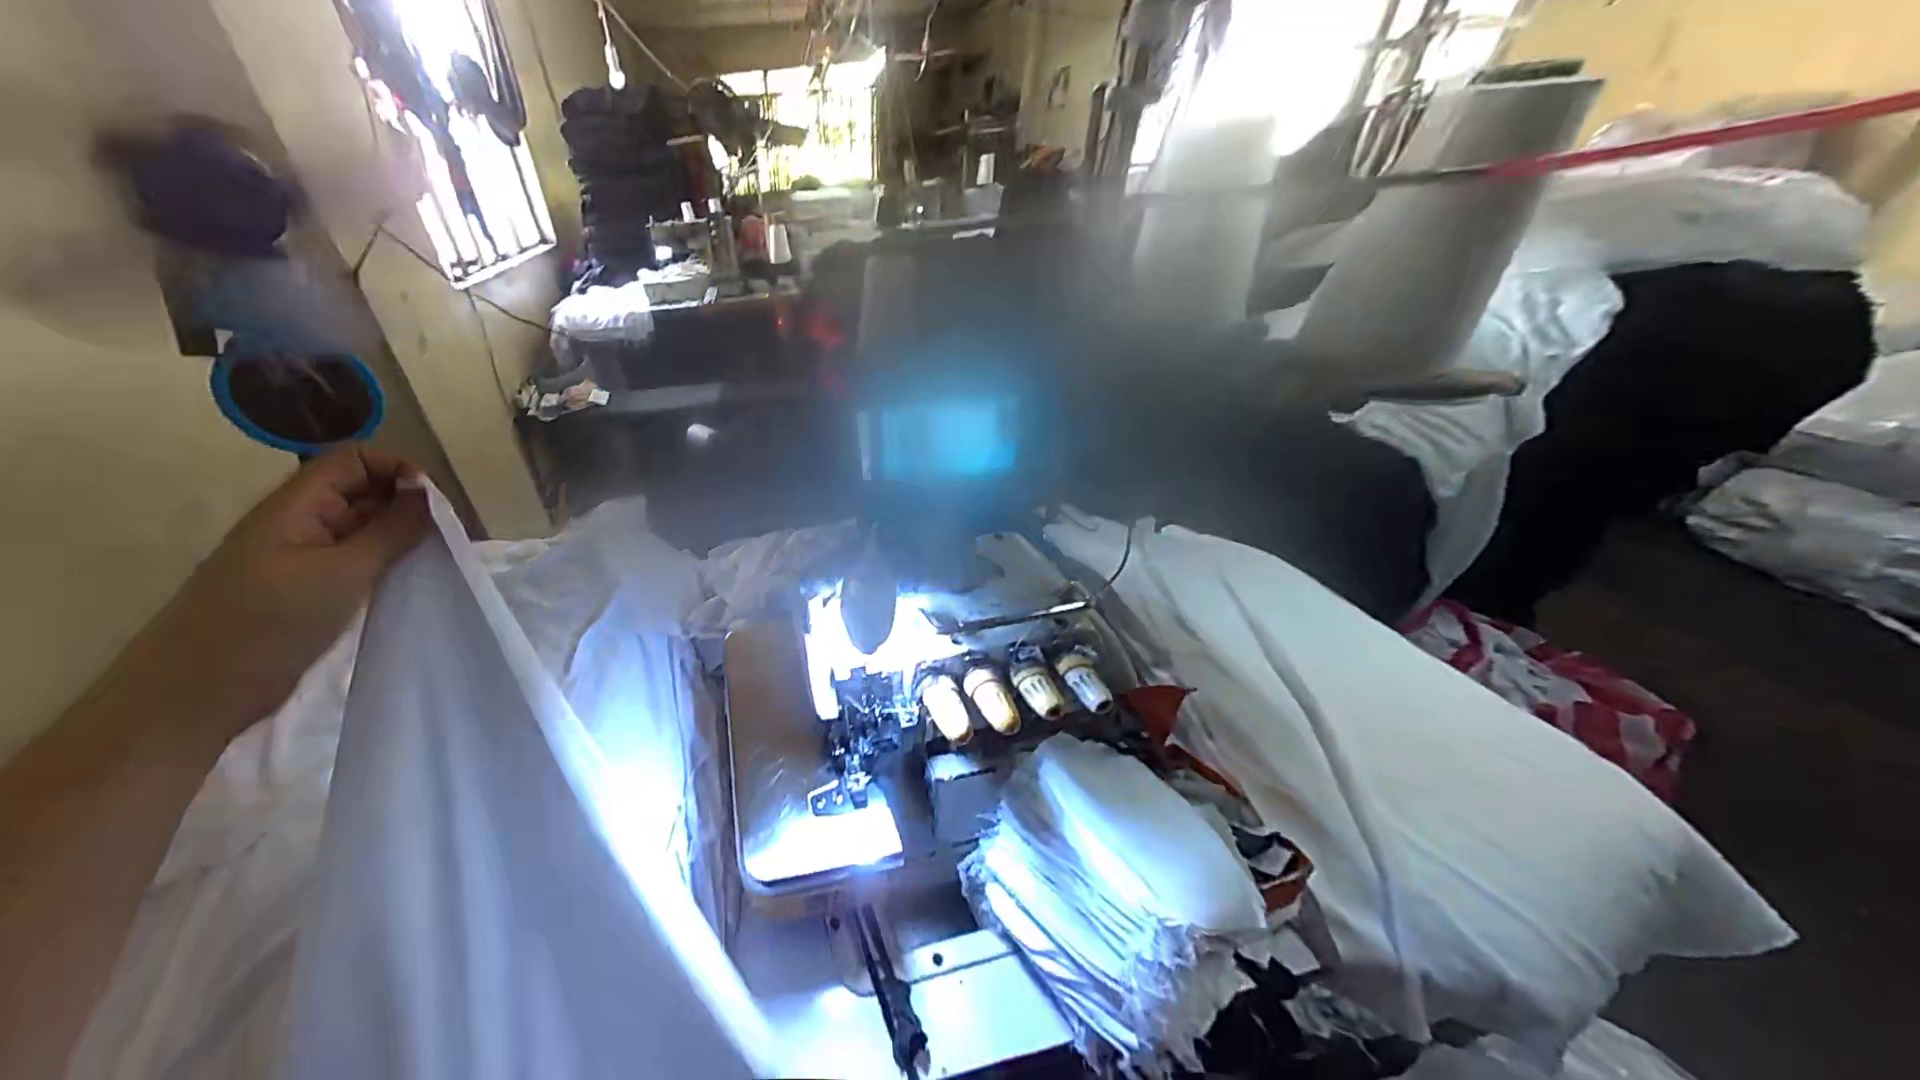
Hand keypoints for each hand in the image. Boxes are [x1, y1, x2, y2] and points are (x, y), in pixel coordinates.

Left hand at [126, 445, 431, 749]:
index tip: (434, 503)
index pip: (353, 460)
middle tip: (447, 534)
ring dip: (403, 535)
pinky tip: (414, 577)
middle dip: (408, 503)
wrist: (202, 691)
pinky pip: (360, 558)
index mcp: (296, 507)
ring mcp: (306, 556)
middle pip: (362, 490)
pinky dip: (390, 561)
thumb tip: (426, 493)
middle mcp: (301, 522)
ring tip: (437, 556)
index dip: (396, 470)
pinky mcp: (313, 587)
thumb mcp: (341, 572)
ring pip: (365, 526)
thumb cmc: (270, 622)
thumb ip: (389, 530)